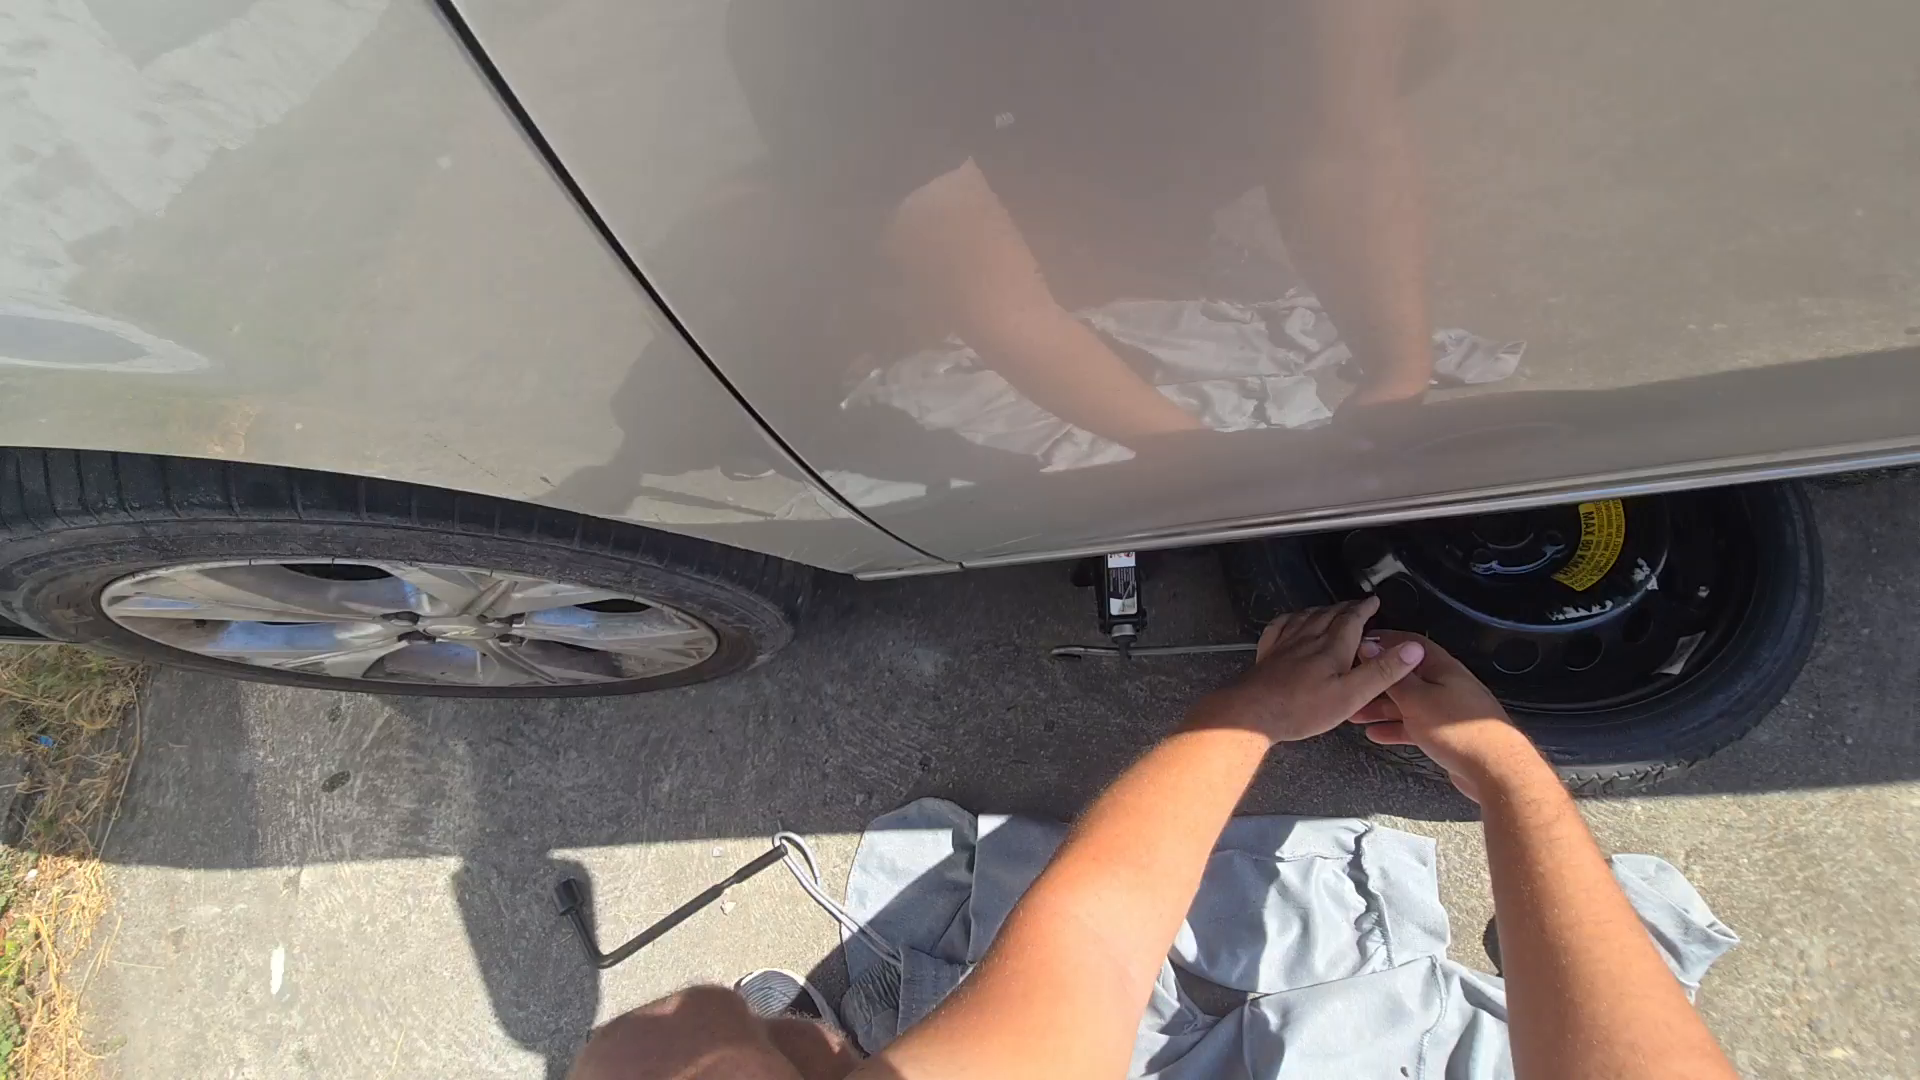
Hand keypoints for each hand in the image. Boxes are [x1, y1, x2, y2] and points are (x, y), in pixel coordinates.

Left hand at [1191, 598, 1426, 744]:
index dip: (1365, 608)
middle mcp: (1307, 640)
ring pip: (1305, 617)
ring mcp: (1284, 645)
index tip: (1374, 601)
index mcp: (1331, 648)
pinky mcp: (1267, 654)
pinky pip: (1279, 626)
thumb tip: (1412, 649)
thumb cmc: (1303, 708)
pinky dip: (1290, 618)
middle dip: (1345, 607)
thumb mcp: (1352, 695)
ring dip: (1320, 610)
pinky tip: (1291, 620)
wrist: (1253, 712)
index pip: (1351, 619)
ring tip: (1329, 609)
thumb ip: (1382, 671)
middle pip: (1328, 615)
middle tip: (1356, 604)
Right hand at [1349, 632, 1546, 800]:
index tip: (1361, 645)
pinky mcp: (1449, 733)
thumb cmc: (1461, 731)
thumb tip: (1372, 649)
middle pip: (1405, 677)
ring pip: (1408, 703)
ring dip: (1381, 708)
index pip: (1410, 644)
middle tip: (1353, 685)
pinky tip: (1378, 734)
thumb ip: (1391, 676)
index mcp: (1443, 669)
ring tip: (1357, 714)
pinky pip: (1416, 725)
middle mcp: (1448, 686)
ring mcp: (1449, 710)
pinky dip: (1396, 728)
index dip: (1384, 641)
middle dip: (1377, 682)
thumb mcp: (1416, 699)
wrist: (1497, 773)